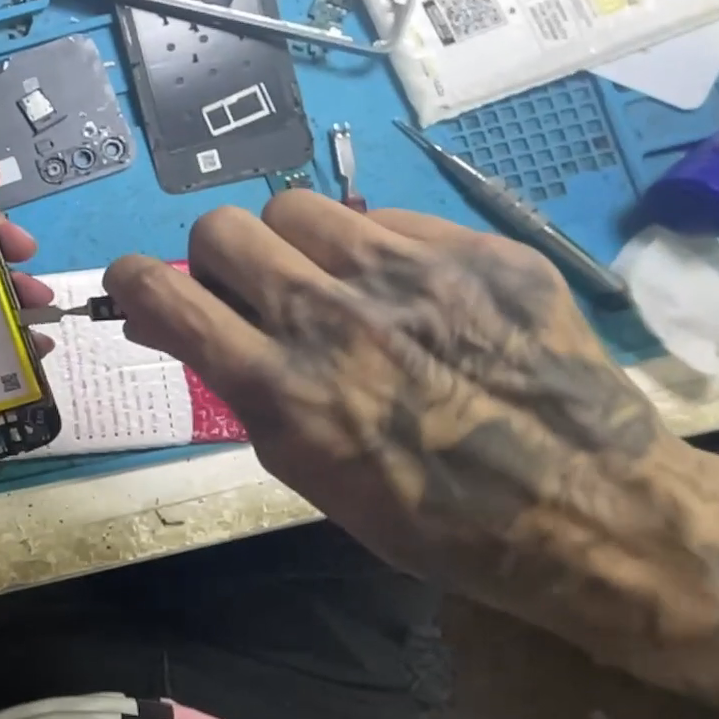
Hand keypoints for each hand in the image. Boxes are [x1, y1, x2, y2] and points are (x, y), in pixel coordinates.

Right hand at [102, 192, 713, 653]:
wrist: (587, 511)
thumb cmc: (414, 506)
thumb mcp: (291, 460)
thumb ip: (225, 376)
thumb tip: (165, 317)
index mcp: (278, 384)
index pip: (162, 293)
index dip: (131, 279)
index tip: (139, 285)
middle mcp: (332, 318)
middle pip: (221, 228)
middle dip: (216, 258)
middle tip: (248, 289)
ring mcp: (409, 277)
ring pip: (291, 207)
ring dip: (288, 244)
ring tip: (324, 279)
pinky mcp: (478, 254)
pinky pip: (381, 218)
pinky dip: (369, 250)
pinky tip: (403, 292)